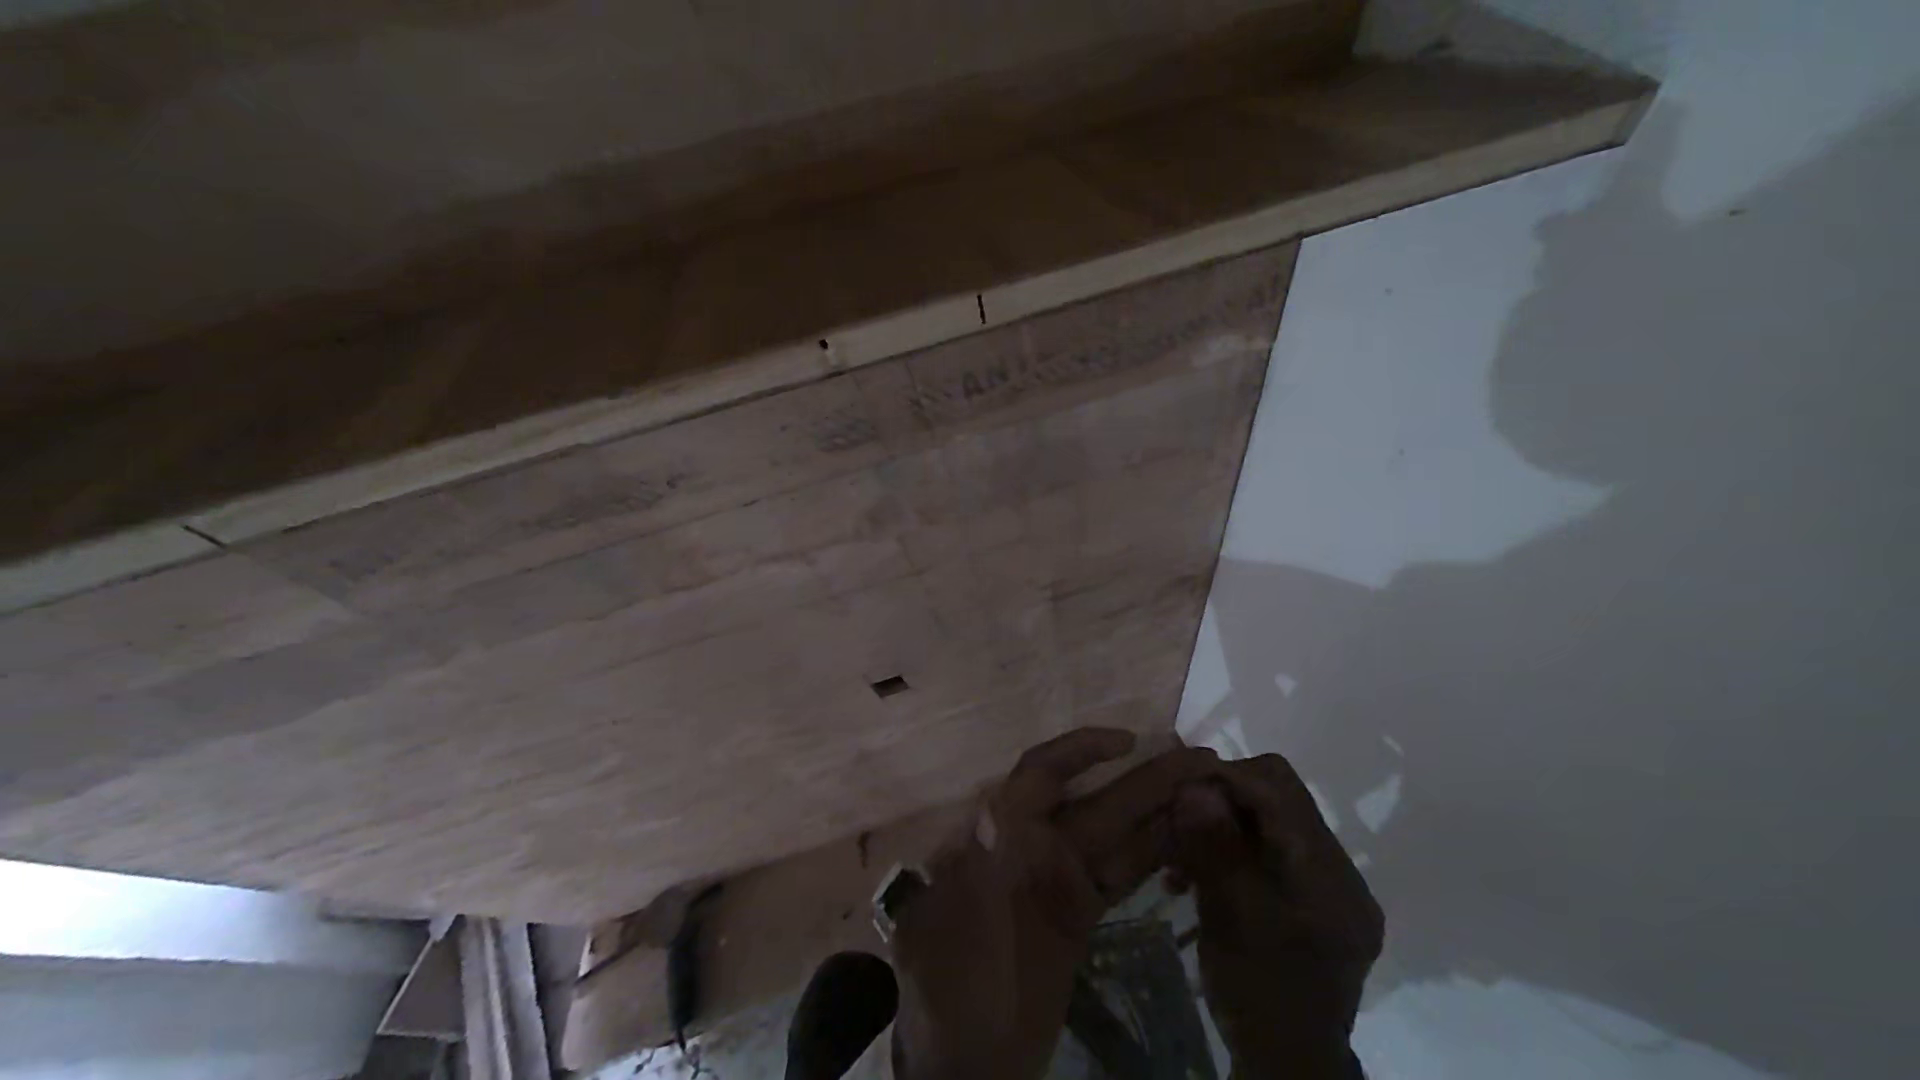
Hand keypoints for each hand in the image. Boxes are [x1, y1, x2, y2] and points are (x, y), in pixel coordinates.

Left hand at [890, 728, 1220, 1079]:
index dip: (1079, 750)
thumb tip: (993, 808)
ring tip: (1211, 790)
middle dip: (1145, 779)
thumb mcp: (956, 926)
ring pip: (1114, 833)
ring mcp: (1057, 878)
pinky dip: (1151, 853)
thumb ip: (980, 867)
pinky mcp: (1077, 910)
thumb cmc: (954, 988)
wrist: (965, 1058)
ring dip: (1158, 811)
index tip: (1126, 741)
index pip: (1039, 775)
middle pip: (1094, 802)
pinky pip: (1119, 871)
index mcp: (999, 836)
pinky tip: (1188, 837)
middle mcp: (1031, 846)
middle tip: (1201, 759)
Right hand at [1171, 755, 1383, 1078]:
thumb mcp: (1230, 917)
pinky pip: (1269, 852)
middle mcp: (1338, 871)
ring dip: (1222, 826)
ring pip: (1270, 822)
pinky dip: (1232, 851)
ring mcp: (1327, 888)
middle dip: (1222, 798)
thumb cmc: (1259, 992)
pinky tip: (1196, 876)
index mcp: (1326, 872)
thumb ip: (1214, 846)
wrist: (1289, 1067)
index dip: (1225, 777)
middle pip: (1279, 798)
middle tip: (1177, 819)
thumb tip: (1194, 783)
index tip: (1177, 784)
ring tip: (1179, 856)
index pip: (1278, 790)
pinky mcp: (1312, 903)